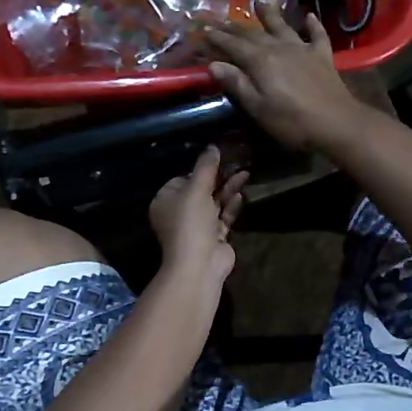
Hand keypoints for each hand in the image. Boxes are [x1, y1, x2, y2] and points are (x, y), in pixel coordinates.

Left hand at [148, 145, 246, 281]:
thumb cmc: (190, 222)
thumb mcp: (196, 189)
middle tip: (236, 163)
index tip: (216, 160)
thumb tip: (212, 147)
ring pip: (214, 203)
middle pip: (200, 190)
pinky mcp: (214, 237)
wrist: (200, 263)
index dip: (199, 170)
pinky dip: (231, 206)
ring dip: (228, 189)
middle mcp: (179, 213)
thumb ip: (205, 167)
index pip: (182, 179)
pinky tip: (241, 194)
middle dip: (219, 178)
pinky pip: (223, 217)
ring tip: (245, 173)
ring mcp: (197, 227)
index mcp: (166, 201)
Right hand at [205, 1, 367, 152]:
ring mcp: (303, 49)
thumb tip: (215, 64)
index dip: (217, 39)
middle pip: (253, 34)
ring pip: (283, 26)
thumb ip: (238, 84)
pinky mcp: (323, 57)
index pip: (233, 45)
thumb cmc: (291, 121)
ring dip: (271, 14)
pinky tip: (309, 16)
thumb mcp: (258, 108)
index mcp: (260, 61)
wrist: (335, 122)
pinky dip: (312, 24)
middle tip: (222, 21)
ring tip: (261, 1)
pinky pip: (317, 35)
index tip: (203, 32)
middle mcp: (279, 47)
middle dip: (235, 27)